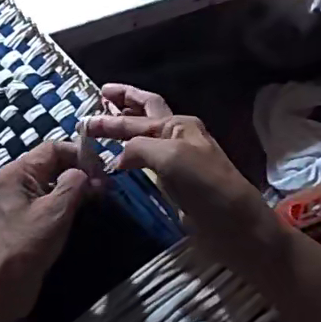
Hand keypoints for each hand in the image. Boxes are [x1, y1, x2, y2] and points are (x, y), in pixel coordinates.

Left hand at [0, 141, 96, 319]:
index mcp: (17, 172)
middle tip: (105, 186)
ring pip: (53, 183)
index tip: (103, 169)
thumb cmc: (27, 245)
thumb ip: (73, 184)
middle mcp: (16, 181)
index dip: (79, 154)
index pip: (52, 149)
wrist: (2, 287)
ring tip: (99, 198)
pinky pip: (50, 200)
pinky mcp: (26, 219)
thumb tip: (85, 173)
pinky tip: (84, 210)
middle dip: (80, 171)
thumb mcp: (55, 211)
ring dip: (76, 187)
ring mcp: (20, 201)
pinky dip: (68, 202)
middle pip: (52, 164)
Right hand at [83, 84, 289, 275]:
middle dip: (124, 101)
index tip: (84, 120)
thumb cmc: (206, 185)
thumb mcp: (170, 157)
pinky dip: (130, 154)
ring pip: (146, 135)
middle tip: (100, 95)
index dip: (110, 118)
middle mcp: (178, 136)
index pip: (139, 115)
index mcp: (180, 124)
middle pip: (146, 112)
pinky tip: (118, 159)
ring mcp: (177, 159)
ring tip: (104, 121)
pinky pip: (147, 160)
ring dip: (126, 126)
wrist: (236, 227)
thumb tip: (116, 158)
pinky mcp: (175, 182)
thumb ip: (138, 148)